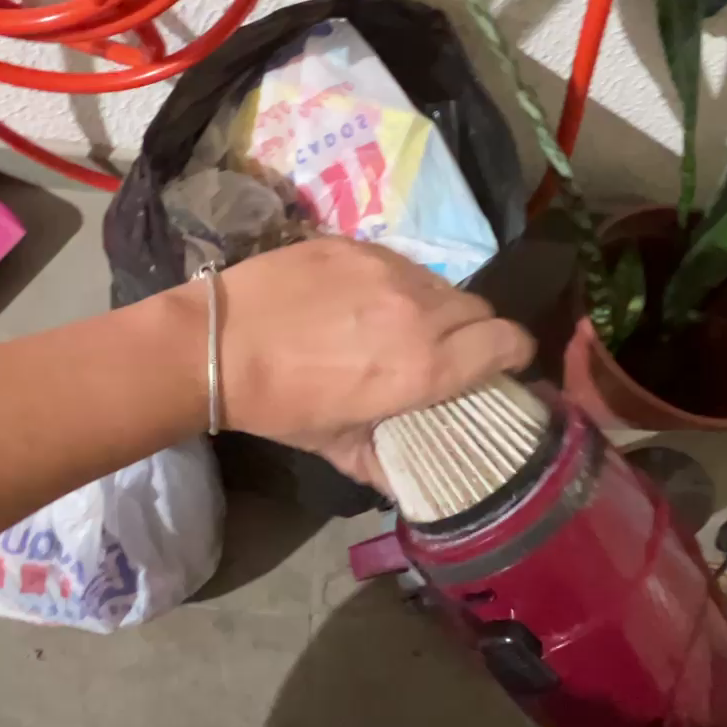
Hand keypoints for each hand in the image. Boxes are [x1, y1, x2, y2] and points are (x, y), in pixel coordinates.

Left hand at [194, 238, 533, 488]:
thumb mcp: (337, 445)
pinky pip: (400, 262)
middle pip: (480, 310)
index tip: (492, 365)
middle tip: (439, 351)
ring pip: (440, 284)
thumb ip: (387, 464)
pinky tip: (358, 298)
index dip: (509, 354)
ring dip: (433, 306)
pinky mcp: (357, 244)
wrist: (217, 344)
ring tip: (395, 323)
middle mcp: (419, 311)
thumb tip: (414, 482)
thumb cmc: (279, 404)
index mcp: (425, 367)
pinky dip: (394, 282)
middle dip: (472, 333)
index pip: (509, 341)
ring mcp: (388, 269)